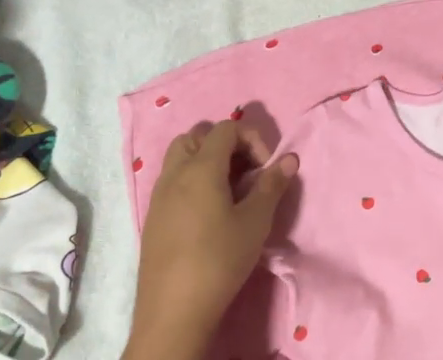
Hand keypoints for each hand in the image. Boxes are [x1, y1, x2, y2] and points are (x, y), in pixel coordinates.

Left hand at [125, 120, 297, 358]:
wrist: (173, 314)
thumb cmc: (219, 261)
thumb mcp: (255, 222)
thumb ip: (272, 185)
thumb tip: (290, 158)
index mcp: (200, 169)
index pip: (226, 128)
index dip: (252, 139)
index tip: (266, 168)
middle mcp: (174, 175)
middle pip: (196, 136)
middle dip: (224, 144)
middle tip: (244, 170)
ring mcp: (158, 198)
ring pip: (179, 158)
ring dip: (205, 161)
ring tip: (228, 189)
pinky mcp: (152, 220)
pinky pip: (172, 182)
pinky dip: (192, 182)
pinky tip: (209, 213)